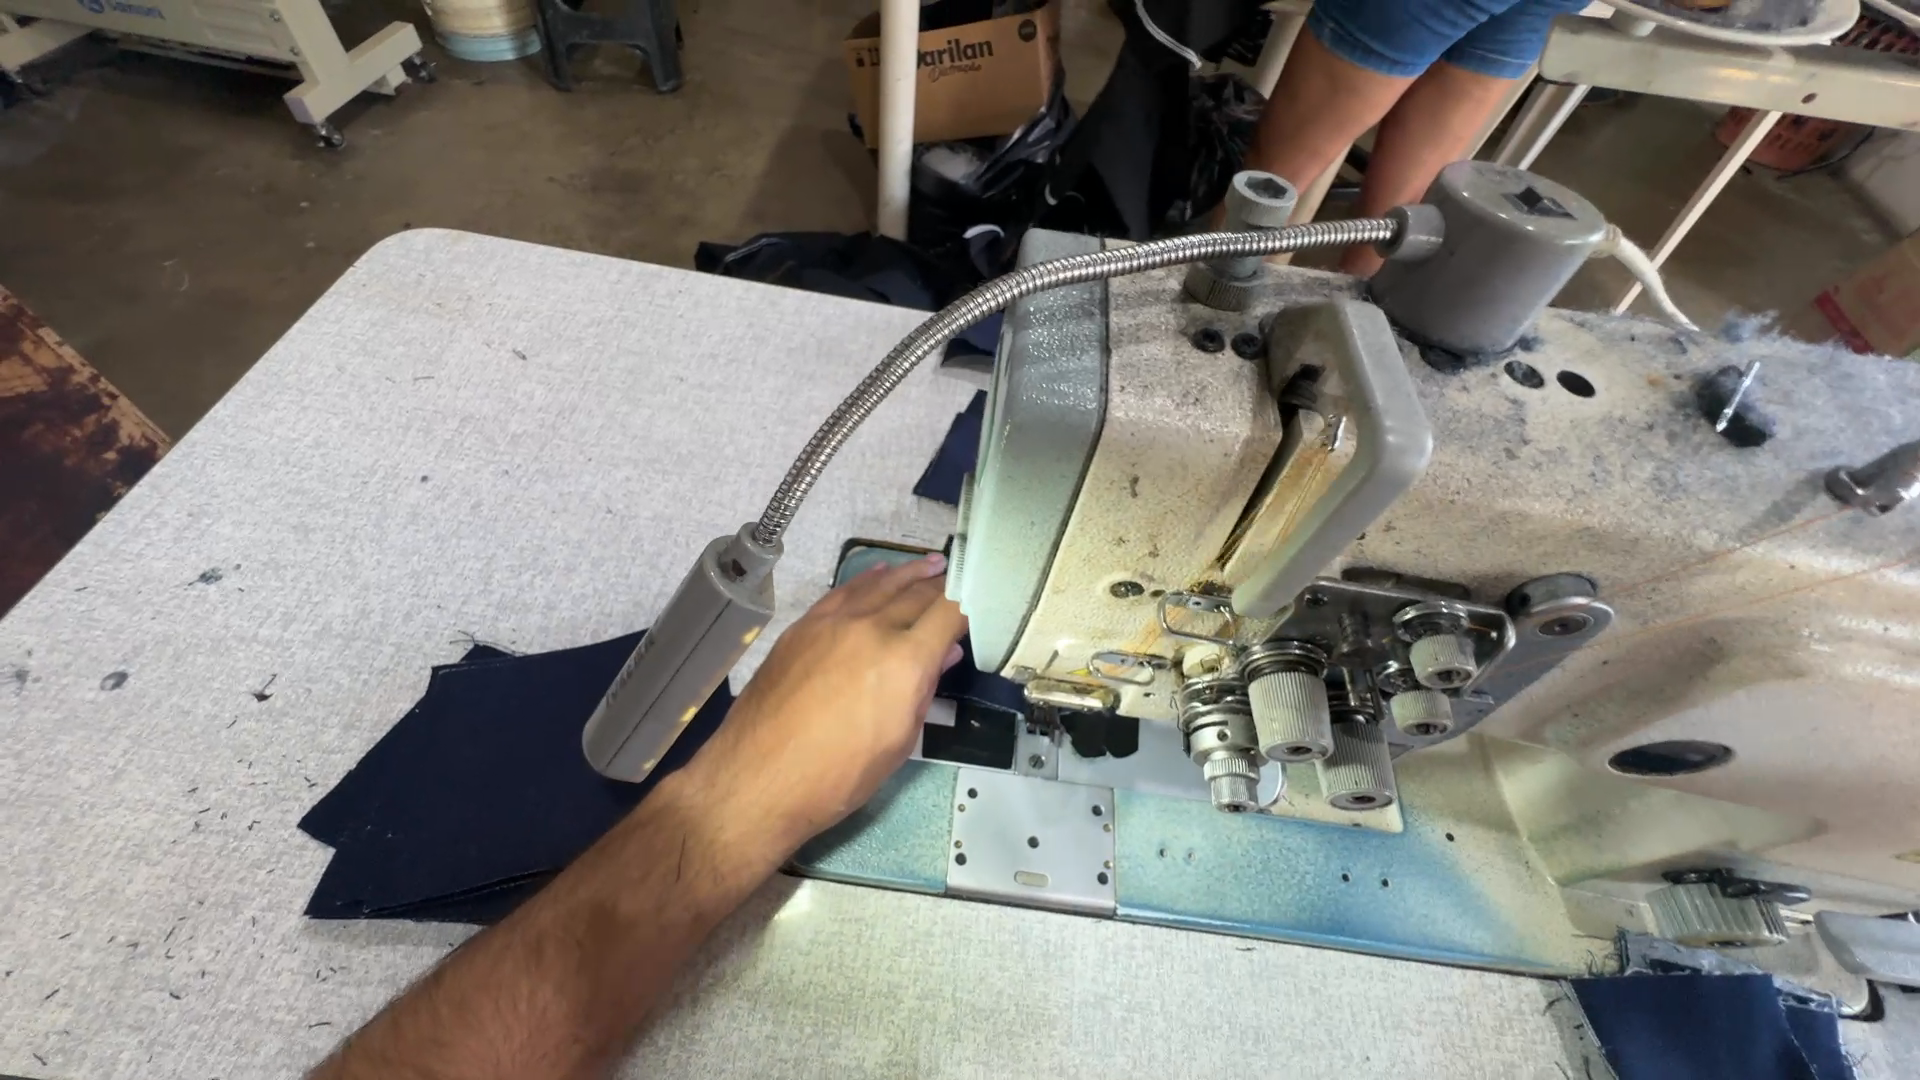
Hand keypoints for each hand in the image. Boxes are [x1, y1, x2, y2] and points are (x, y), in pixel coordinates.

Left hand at [688, 553, 966, 853]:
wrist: (757, 779)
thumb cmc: (838, 776)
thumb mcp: (898, 743)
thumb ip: (924, 690)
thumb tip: (943, 655)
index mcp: (905, 661)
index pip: (948, 612)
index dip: (970, 602)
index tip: (981, 600)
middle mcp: (872, 629)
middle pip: (917, 594)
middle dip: (943, 586)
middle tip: (960, 580)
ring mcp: (834, 623)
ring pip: (882, 585)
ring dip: (911, 573)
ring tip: (932, 564)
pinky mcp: (805, 626)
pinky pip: (844, 591)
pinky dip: (868, 579)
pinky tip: (881, 574)